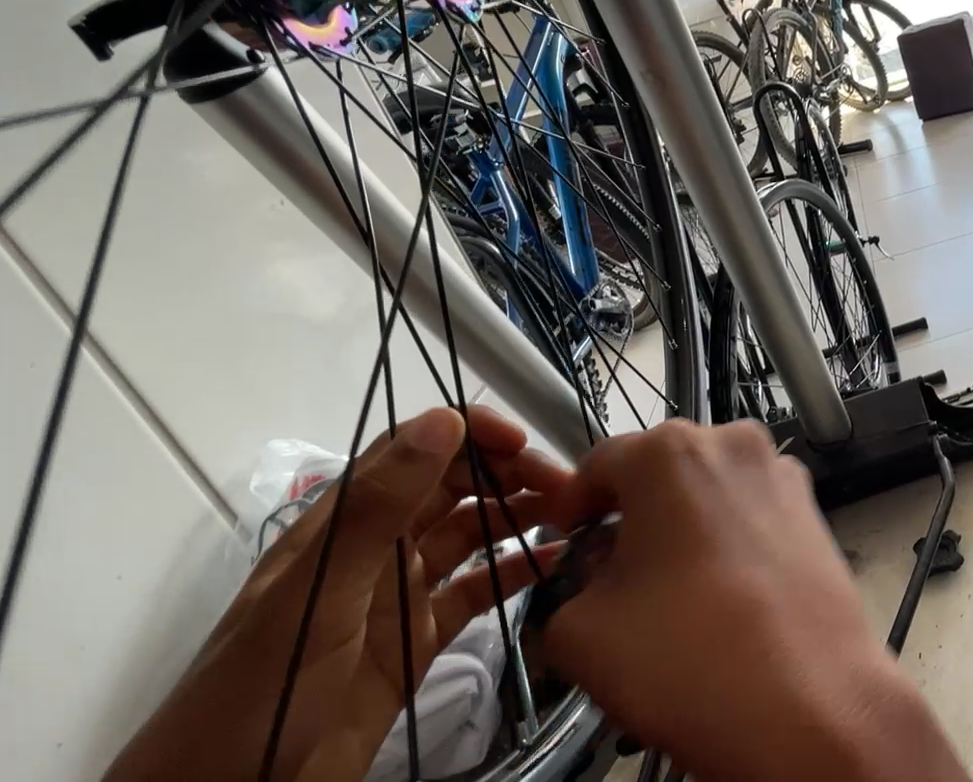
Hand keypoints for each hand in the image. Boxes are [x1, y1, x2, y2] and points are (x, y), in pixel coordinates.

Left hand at [109, 406, 570, 781]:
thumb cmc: (262, 690)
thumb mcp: (321, 594)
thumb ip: (381, 508)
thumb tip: (444, 420)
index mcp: (345, 523)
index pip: (414, 449)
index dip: (469, 433)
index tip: (522, 442)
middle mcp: (379, 546)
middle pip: (456, 486)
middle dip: (512, 473)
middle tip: (566, 485)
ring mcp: (403, 591)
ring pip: (475, 531)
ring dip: (522, 514)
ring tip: (573, 512)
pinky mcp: (423, 636)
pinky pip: (481, 588)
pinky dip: (520, 570)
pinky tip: (555, 560)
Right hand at [542, 419, 968, 781]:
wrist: (806, 699)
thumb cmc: (692, 657)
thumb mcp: (580, 631)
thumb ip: (567, 588)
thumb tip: (589, 582)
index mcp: (669, 452)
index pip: (598, 464)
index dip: (573, 508)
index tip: (568, 540)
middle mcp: (732, 445)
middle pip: (660, 472)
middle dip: (632, 517)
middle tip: (610, 574)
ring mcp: (780, 474)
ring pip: (710, 490)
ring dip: (684, 527)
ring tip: (670, 594)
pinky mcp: (813, 509)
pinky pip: (752, 512)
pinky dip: (730, 539)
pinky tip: (721, 596)